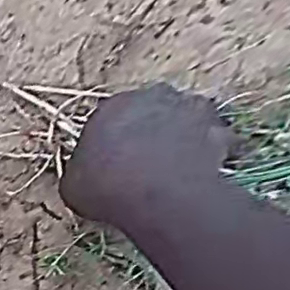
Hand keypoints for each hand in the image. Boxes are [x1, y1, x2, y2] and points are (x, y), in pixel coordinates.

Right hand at [60, 84, 237, 225]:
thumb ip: (80, 167)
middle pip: (145, 112)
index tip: (101, 165)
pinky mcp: (218, 125)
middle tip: (133, 164)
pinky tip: (190, 174)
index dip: (103, 143)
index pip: (103, 120)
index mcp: (110, 106)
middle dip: (141, 132)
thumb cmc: (104, 187)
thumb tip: (86, 166)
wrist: (158, 194)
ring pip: (179, 120)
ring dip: (173, 137)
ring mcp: (191, 107)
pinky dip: (202, 151)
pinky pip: (208, 138)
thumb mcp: (71, 184)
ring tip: (164, 171)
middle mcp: (152, 95)